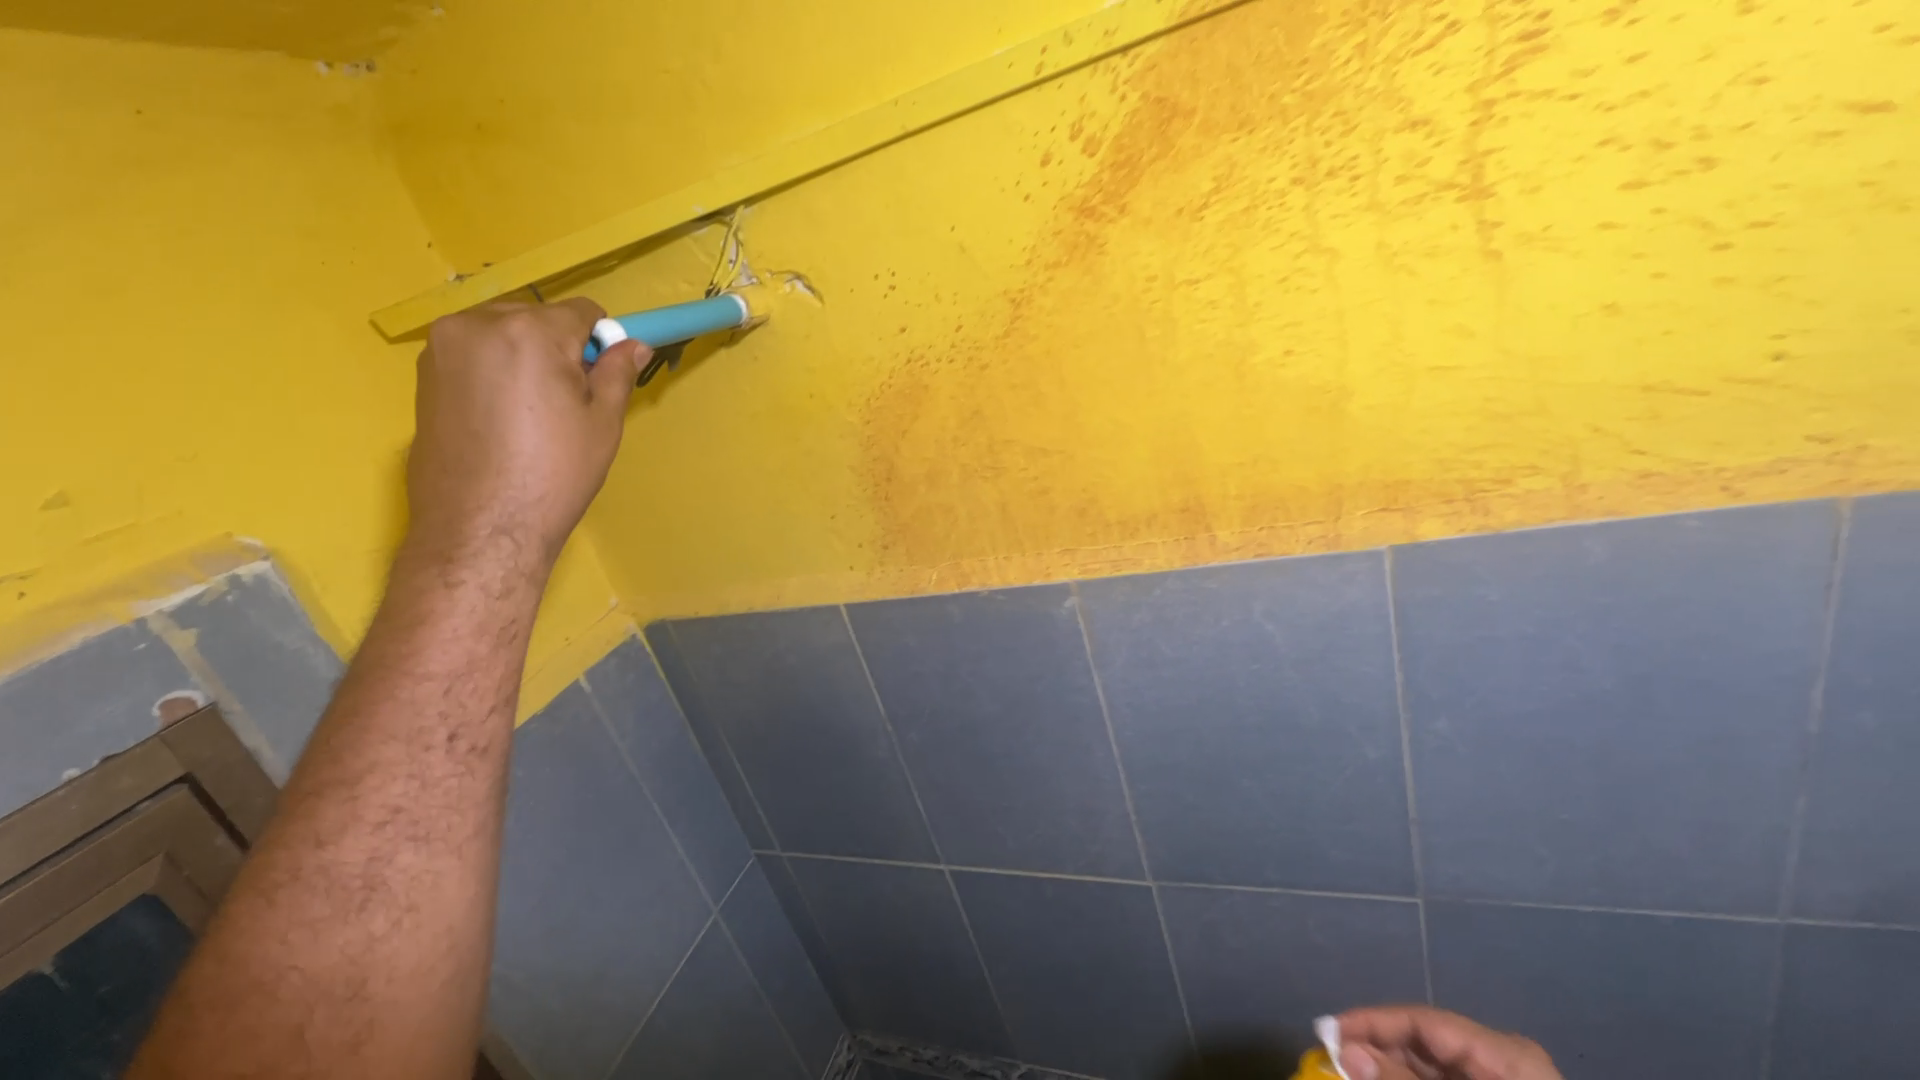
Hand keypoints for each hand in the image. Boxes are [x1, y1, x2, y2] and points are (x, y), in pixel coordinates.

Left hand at [407, 298, 649, 568]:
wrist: (481, 527)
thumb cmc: (553, 475)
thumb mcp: (601, 423)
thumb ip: (616, 373)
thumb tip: (631, 345)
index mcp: (530, 332)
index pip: (581, 312)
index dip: (600, 342)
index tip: (600, 378)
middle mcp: (478, 325)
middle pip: (536, 317)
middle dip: (556, 346)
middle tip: (565, 401)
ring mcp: (442, 348)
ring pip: (501, 333)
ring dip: (522, 356)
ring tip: (529, 413)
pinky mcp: (423, 375)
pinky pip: (472, 355)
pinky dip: (492, 372)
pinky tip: (500, 419)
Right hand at [1337, 1007, 1561, 1079]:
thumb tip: (1347, 1050)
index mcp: (1505, 1055)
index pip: (1424, 1021)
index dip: (1372, 1022)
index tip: (1326, 1030)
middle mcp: (1503, 1061)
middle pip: (1426, 1043)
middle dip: (1377, 1051)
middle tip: (1331, 1062)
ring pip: (1431, 1067)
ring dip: (1390, 1072)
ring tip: (1350, 1076)